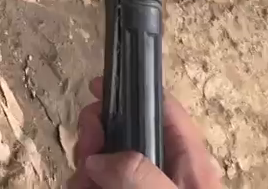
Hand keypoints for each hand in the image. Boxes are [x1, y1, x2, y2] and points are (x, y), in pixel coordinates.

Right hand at [69, 78, 222, 188]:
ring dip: (85, 168)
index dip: (132, 89)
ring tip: (79, 187)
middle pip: (125, 129)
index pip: (164, 108)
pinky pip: (99, 184)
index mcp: (189, 163)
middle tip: (84, 155)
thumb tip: (98, 160)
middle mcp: (165, 171)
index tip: (95, 90)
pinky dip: (84, 185)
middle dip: (96, 135)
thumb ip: (139, 176)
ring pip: (106, 160)